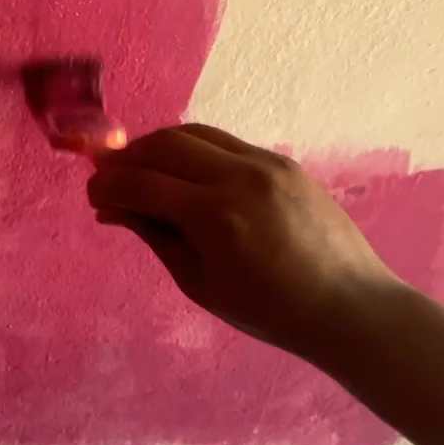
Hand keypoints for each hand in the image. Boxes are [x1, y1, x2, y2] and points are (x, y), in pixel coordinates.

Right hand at [87, 124, 404, 361]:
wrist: (353, 309)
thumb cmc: (270, 310)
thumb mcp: (199, 283)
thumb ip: (153, 235)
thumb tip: (111, 207)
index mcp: (217, 216)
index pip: (142, 183)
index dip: (107, 185)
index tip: (91, 194)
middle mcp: (239, 177)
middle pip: (162, 145)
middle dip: (126, 157)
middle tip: (108, 176)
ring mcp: (265, 163)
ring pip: (191, 133)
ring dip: (157, 146)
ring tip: (141, 168)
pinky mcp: (281, 160)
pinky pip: (223, 142)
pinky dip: (192, 150)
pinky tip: (184, 172)